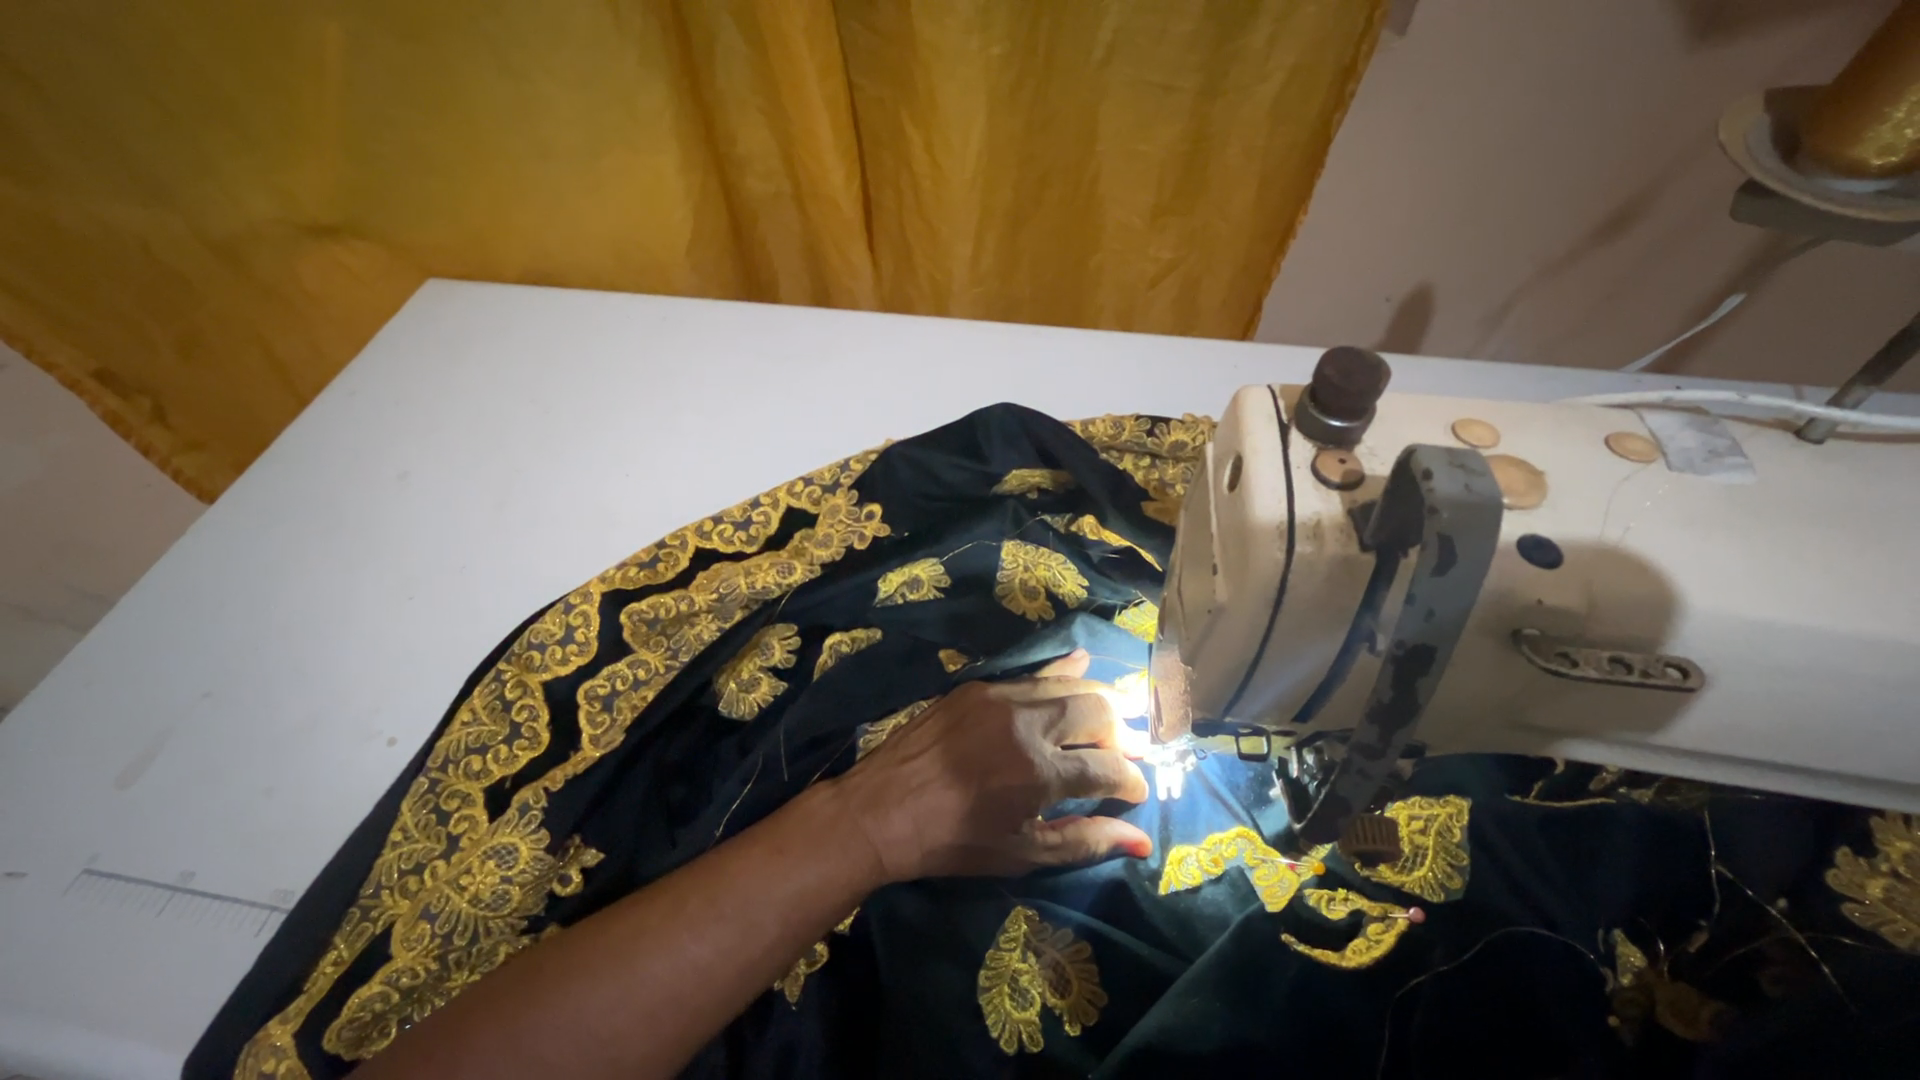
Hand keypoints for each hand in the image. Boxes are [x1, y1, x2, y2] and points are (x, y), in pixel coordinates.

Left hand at [825, 649, 1151, 883]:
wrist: (881, 809)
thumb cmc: (953, 841)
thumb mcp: (1022, 853)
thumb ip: (1086, 842)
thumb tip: (1143, 841)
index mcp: (1038, 773)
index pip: (1110, 768)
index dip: (1131, 782)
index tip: (1135, 794)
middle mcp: (1026, 724)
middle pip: (1099, 713)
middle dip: (1124, 734)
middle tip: (1129, 752)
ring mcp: (1000, 697)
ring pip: (1070, 684)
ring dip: (1100, 700)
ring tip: (1118, 714)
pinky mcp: (977, 686)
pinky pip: (1033, 674)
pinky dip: (1062, 673)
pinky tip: (1081, 666)